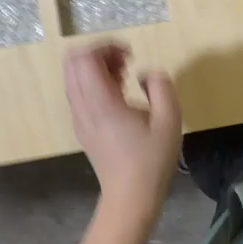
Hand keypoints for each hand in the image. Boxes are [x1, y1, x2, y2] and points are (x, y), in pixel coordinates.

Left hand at [64, 43, 182, 217]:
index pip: (84, 57)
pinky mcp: (82, 127)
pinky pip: (79, 91)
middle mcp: (83, 106)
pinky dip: (95, 82)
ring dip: (97, 68)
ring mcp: (79, 117)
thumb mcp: (169, 119)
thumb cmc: (152, 159)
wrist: (130, 197)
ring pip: (74, 76)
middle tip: (126, 63)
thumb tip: (146, 73)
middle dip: (99, 53)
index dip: (105, 46)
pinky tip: (119, 95)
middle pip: (73, 62)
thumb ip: (160, 86)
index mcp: (101, 102)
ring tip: (125, 77)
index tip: (130, 55)